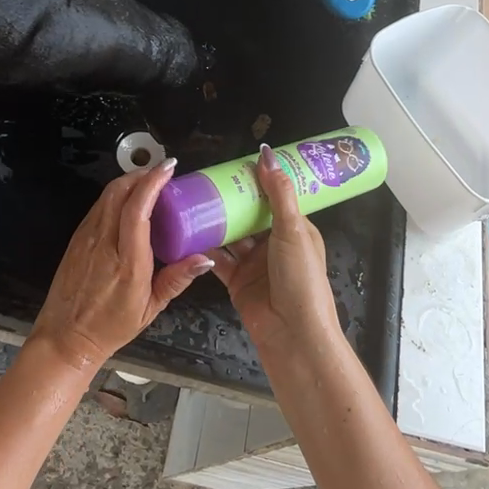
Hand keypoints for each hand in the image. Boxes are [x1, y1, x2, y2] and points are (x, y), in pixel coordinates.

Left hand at [30, 159, 213, 371]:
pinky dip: (116, 195)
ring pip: (106, 196)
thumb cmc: (112, 325)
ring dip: (128, 181)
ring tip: (148, 181)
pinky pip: (98, 207)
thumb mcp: (151, 308)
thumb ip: (177, 279)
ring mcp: (86, 238)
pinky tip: (129, 201)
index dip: (152, 183)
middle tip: (162, 171)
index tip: (169, 168)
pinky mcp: (77, 238)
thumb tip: (205, 257)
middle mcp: (104, 244)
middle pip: (119, 193)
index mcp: (128, 263)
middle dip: (141, 174)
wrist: (66, 337)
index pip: (137, 210)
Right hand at [207, 145, 339, 354]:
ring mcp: (254, 264)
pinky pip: (218, 259)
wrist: (293, 335)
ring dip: (216, 220)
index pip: (276, 197)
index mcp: (296, 229)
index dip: (259, 180)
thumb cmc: (300, 279)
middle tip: (208, 178)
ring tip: (193, 199)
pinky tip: (188, 232)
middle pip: (250, 215)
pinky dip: (204, 248)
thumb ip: (278, 193)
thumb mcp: (293, 230)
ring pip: (232, 235)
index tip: (237, 162)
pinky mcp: (237, 281)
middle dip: (232, 199)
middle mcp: (274, 244)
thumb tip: (267, 153)